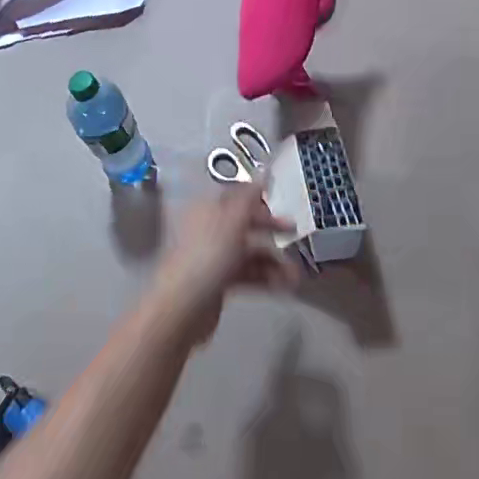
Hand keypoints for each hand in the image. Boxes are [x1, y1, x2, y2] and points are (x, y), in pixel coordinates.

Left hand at [148, 184, 297, 345]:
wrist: (183, 306)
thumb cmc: (208, 256)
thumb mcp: (232, 221)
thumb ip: (249, 197)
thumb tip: (263, 172)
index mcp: (207, 209)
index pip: (236, 196)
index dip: (259, 198)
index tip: (282, 202)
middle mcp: (209, 229)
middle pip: (244, 223)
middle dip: (270, 229)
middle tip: (294, 233)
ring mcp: (213, 256)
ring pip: (248, 251)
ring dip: (273, 260)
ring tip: (294, 276)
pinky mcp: (218, 282)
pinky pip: (246, 274)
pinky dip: (264, 278)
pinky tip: (282, 286)